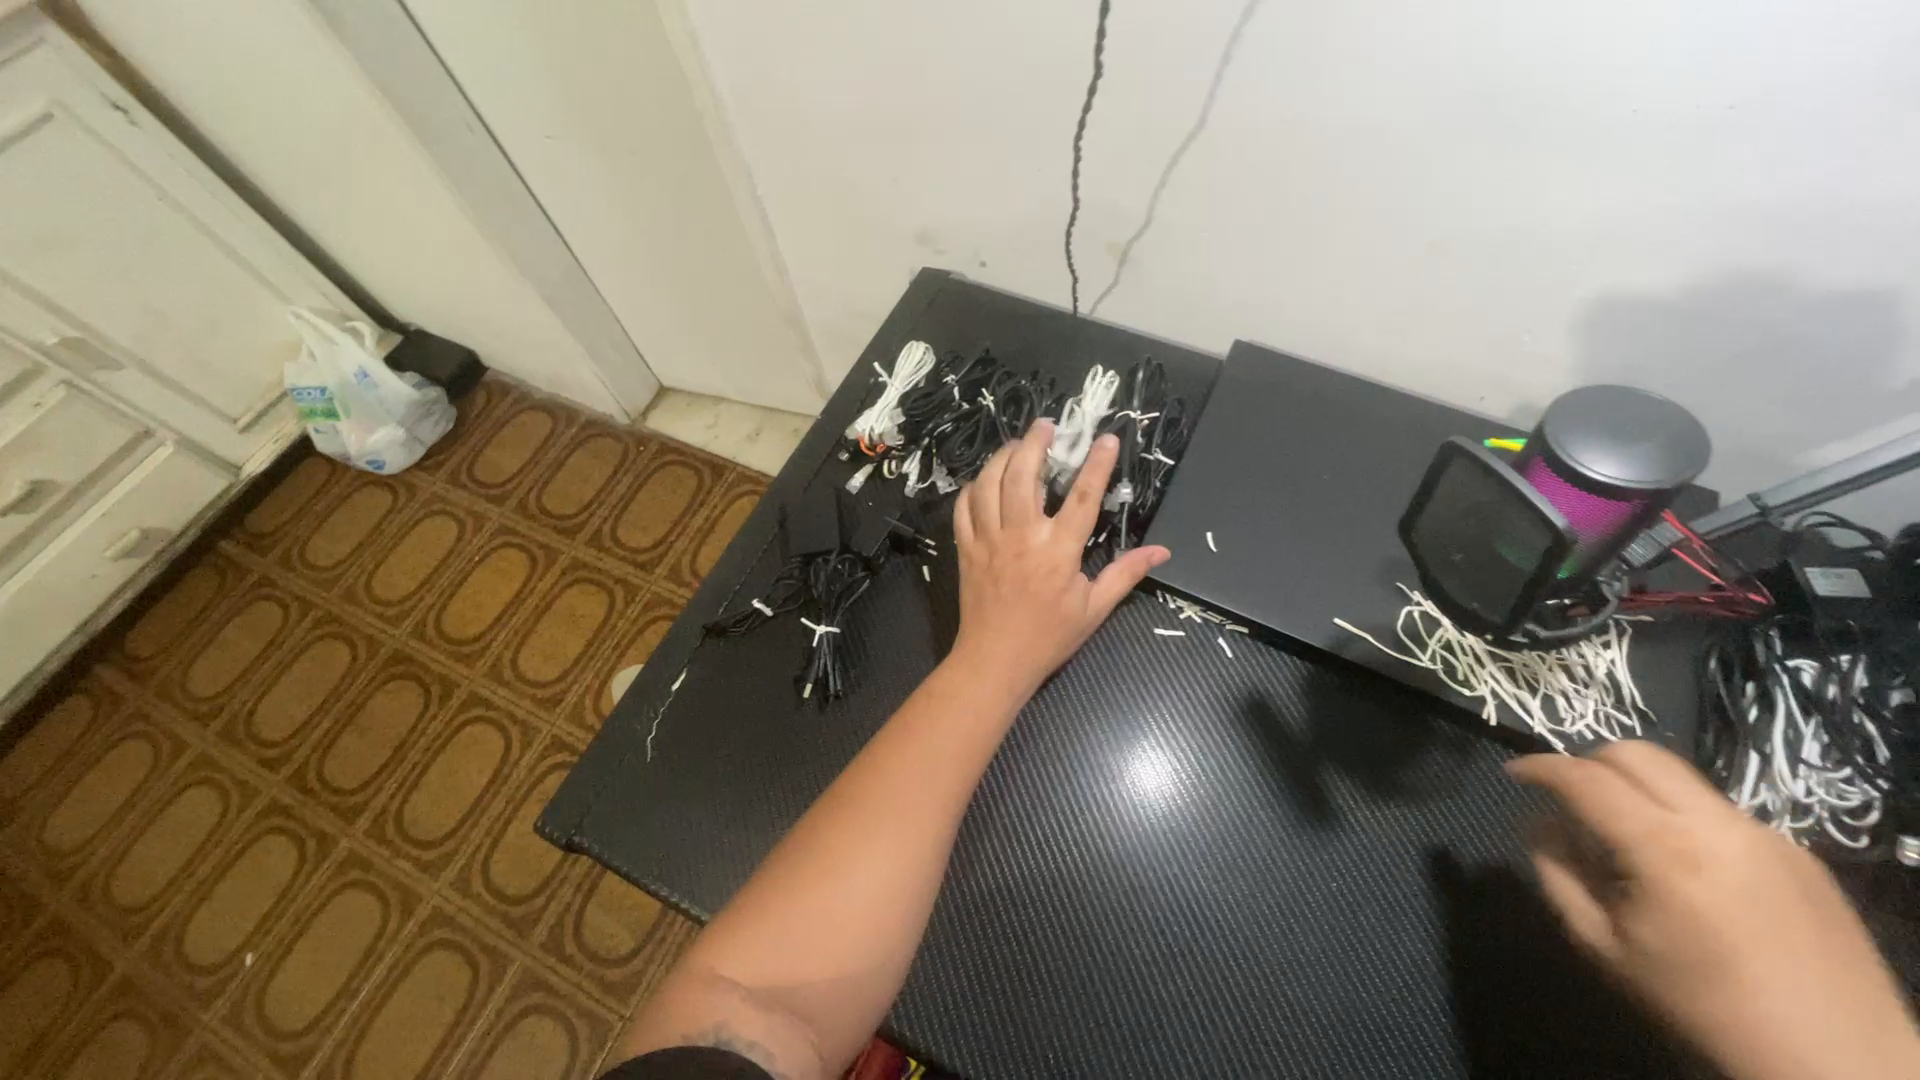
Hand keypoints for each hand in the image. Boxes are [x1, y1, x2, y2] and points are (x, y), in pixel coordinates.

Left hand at [949, 420, 1168, 696]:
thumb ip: (1125, 574)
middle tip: (1045, 425)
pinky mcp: (966, 548)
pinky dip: (973, 488)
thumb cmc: (1048, 637)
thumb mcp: (1094, 609)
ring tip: (1016, 445)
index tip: (1106, 438)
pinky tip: (984, 481)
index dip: (1096, 464)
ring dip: (1002, 457)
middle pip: (1023, 475)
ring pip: (989, 484)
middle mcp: (1022, 536)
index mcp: (1058, 550)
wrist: (994, 661)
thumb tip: (1161, 551)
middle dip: (1034, 443)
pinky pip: (964, 507)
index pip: (1082, 497)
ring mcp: (989, 540)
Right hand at [1508, 740, 1919, 1079]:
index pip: (1585, 778)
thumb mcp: (1601, 944)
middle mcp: (1718, 825)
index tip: (1513, 773)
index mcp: (1664, 850)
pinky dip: (1680, 818)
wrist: (1836, 1059)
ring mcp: (1765, 834)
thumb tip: (1540, 824)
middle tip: (1566, 797)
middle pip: (1635, 754)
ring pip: (1679, 777)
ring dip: (1635, 788)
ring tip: (1624, 836)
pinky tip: (1685, 870)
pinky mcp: (1798, 851)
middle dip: (1587, 762)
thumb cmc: (1700, 1004)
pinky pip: (1718, 812)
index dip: (1539, 766)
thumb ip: (1557, 873)